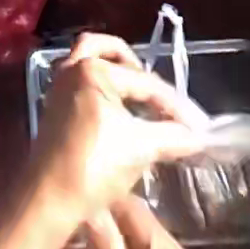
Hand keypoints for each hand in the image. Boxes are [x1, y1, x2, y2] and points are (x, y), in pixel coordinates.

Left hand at [29, 33, 204, 218]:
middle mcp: (71, 69)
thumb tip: (198, 136)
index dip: (175, 105)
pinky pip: (81, 81)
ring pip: (88, 60)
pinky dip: (102, 87)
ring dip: (113, 69)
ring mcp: (59, 87)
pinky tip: (122, 112)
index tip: (199, 126)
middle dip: (134, 65)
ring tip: (139, 94)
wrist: (51, 199)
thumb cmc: (94, 166)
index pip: (144, 82)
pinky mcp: (56, 107)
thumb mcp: (141, 148)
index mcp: (92, 70)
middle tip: (155, 91)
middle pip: (105, 49)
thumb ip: (173, 136)